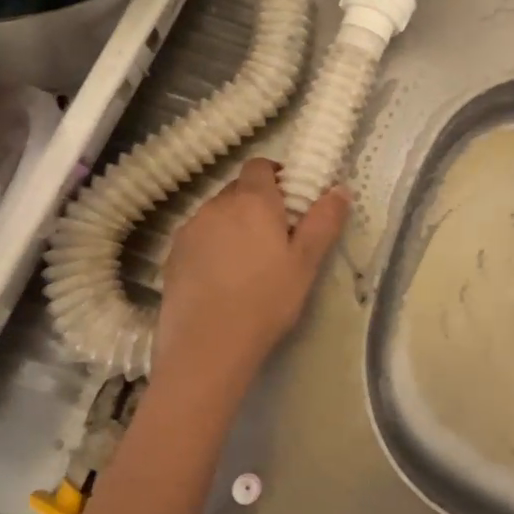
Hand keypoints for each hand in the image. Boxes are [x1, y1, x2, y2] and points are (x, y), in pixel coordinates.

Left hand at [151, 159, 349, 390]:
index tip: (292, 201)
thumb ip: (324, 221)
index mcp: (252, 200)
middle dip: (258, 203)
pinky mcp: (172, 256)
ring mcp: (190, 230)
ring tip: (249, 262)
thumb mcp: (306, 262)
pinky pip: (199, 237)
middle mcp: (217, 205)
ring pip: (218, 214)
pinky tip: (223, 279)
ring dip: (234, 225)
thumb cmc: (266, 300)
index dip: (276, 176)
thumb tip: (340, 189)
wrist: (207, 347)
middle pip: (239, 189)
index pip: (260, 165)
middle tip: (278, 237)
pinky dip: (213, 246)